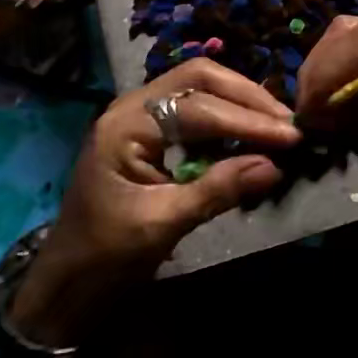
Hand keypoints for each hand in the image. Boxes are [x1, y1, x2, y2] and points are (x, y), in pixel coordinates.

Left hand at [10, 59, 299, 344]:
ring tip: (276, 125)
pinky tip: (249, 135)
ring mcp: (140, 115)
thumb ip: (217, 190)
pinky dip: (225, 117)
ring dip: (239, 102)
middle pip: (198, 79)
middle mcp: (132, 106)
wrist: (67, 278)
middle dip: (246, 96)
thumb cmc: (105, 253)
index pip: (198, 108)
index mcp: (127, 124)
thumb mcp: (162, 223)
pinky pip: (193, 109)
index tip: (290, 137)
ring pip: (197, 88)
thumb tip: (274, 167)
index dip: (248, 120)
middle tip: (287, 122)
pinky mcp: (149, 131)